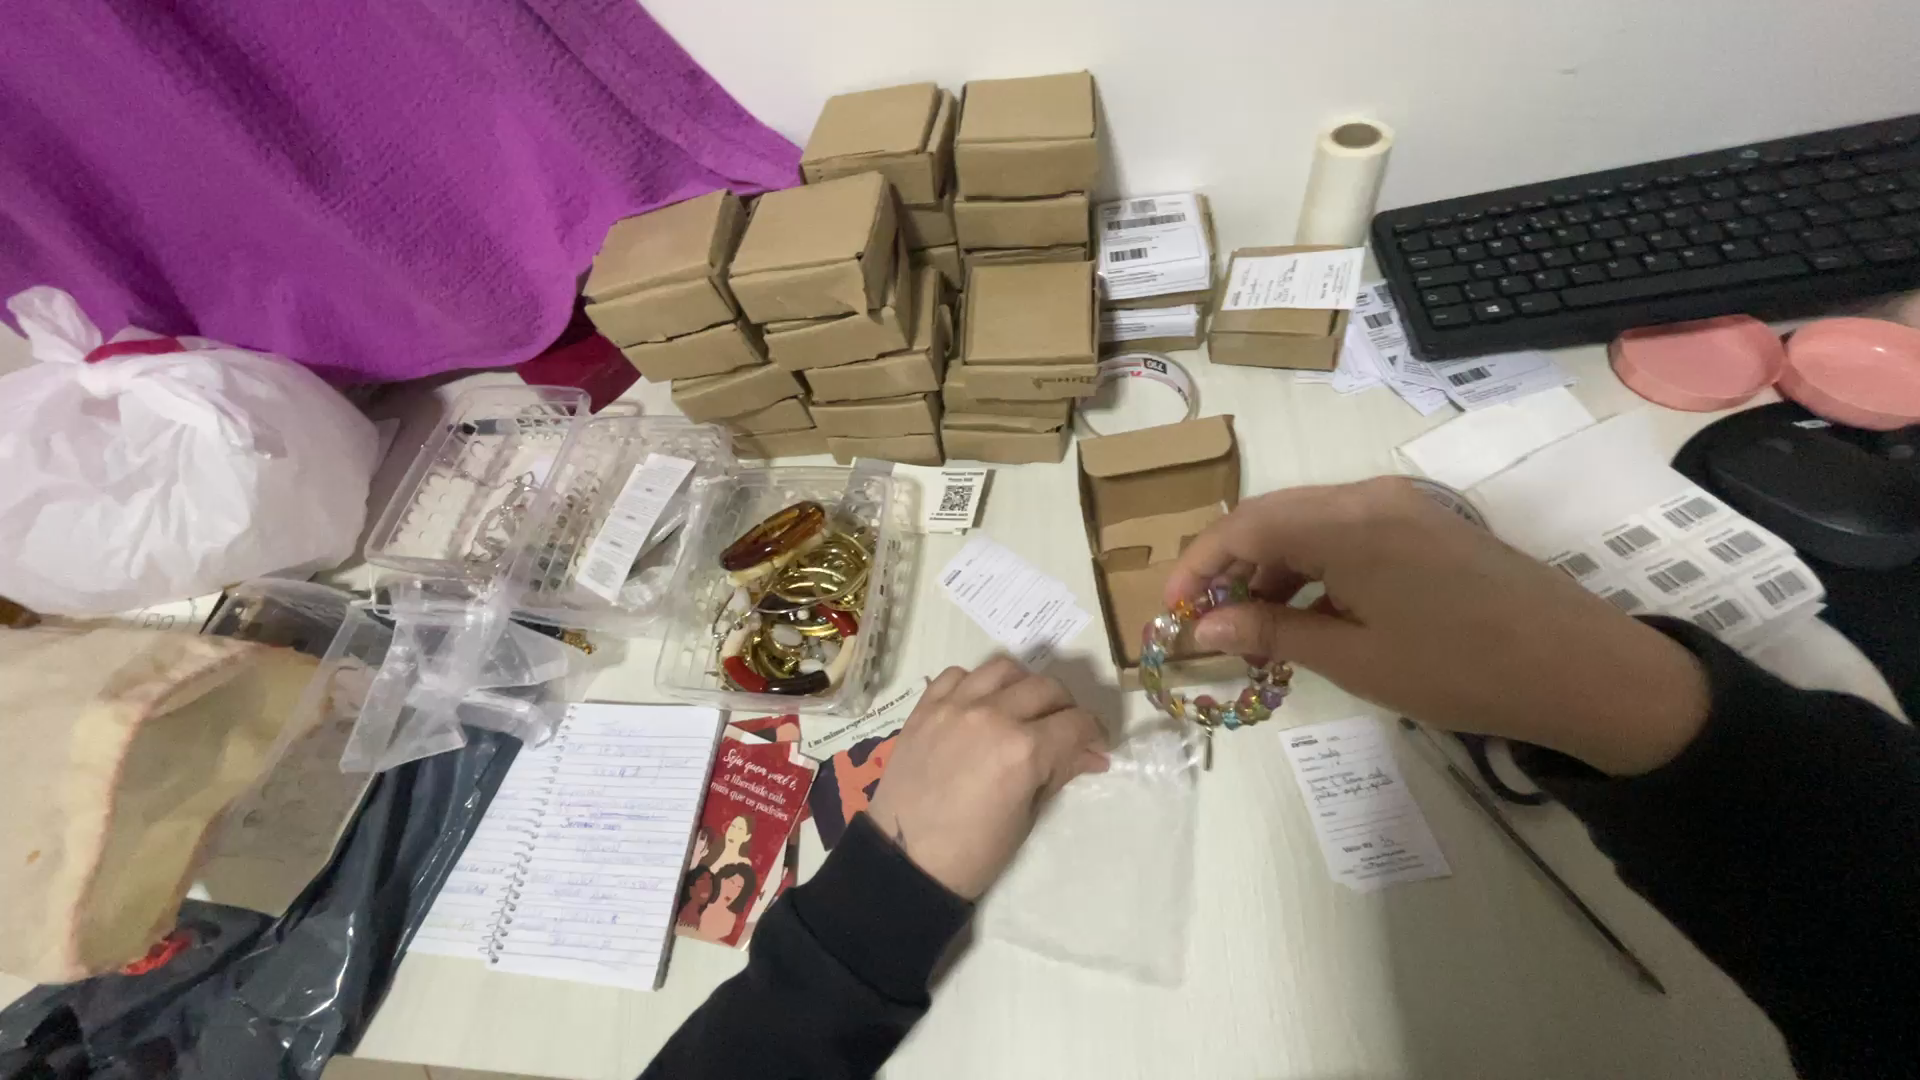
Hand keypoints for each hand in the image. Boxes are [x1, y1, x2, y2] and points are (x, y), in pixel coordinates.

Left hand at [866, 658, 1108, 899]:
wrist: (905, 859)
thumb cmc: (973, 852)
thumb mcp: (1027, 817)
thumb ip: (1059, 773)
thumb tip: (1092, 755)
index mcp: (1023, 749)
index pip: (1076, 723)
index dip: (1094, 734)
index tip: (1095, 746)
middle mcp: (992, 715)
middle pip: (1046, 688)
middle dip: (1065, 708)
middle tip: (1062, 730)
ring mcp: (955, 705)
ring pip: (1004, 669)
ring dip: (1023, 685)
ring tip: (1022, 708)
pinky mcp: (926, 706)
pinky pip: (958, 674)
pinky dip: (976, 683)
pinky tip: (979, 704)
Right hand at [1165, 478, 1709, 775]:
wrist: (1590, 672)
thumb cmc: (1460, 670)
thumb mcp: (1353, 658)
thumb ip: (1269, 632)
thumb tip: (1201, 628)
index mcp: (1349, 523)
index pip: (1245, 527)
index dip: (1198, 564)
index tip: (1172, 608)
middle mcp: (1369, 497)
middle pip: (1271, 517)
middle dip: (1229, 566)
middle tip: (1207, 618)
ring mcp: (1400, 505)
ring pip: (1306, 523)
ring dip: (1270, 567)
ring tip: (1255, 624)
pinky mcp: (1422, 522)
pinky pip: (1343, 532)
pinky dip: (1311, 566)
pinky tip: (1307, 609)